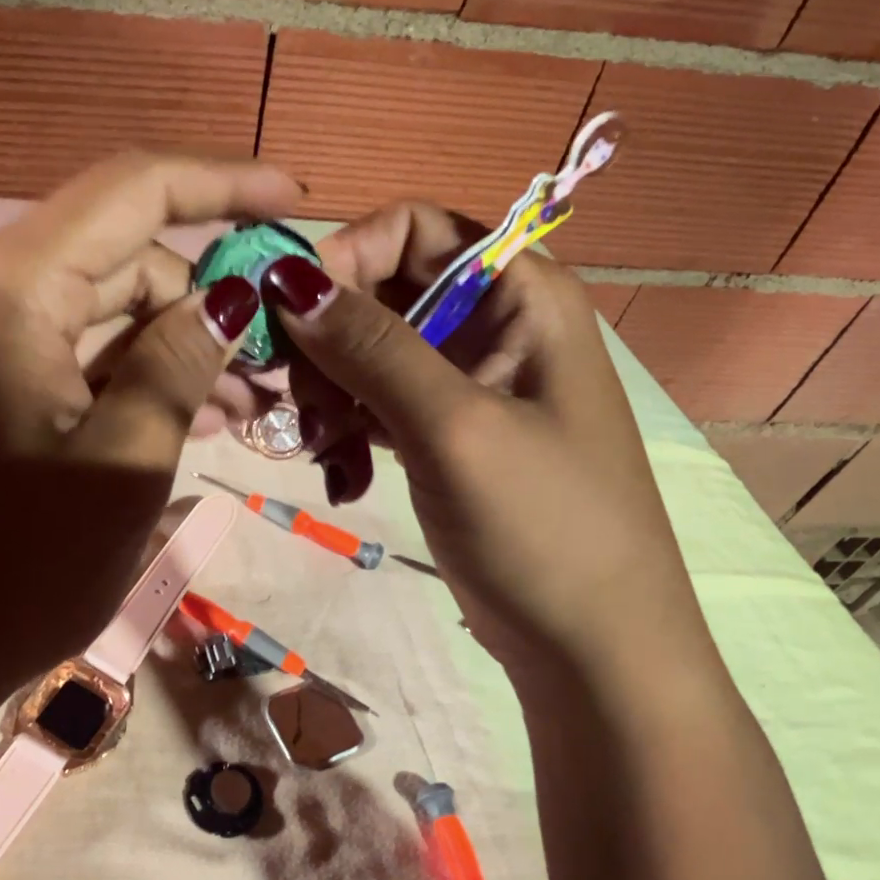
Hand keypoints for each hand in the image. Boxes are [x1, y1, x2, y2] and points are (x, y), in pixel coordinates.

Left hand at [0, 154, 300, 715]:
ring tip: (239, 409)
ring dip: (164, 345)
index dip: (223, 183)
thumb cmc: (13, 572)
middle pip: (113, 256)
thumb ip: (182, 360)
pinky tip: (172, 418)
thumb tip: (229, 299)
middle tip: (274, 364)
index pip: (133, 189)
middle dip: (200, 298)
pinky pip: (53, 355)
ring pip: (86, 312)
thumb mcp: (125, 461)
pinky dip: (116, 375)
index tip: (296, 198)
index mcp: (6, 286)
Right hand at [267, 202, 705, 664]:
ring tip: (317, 451)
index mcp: (521, 296)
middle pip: (382, 292)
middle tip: (292, 402)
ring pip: (371, 354)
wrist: (594, 650)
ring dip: (328, 393)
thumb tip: (285, 276)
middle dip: (325, 339)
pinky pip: (378, 407)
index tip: (289, 318)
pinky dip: (348, 432)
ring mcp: (471, 386)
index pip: (413, 229)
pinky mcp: (448, 438)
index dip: (345, 258)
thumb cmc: (544, 527)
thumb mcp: (454, 427)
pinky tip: (337, 477)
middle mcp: (496, 326)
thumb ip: (371, 346)